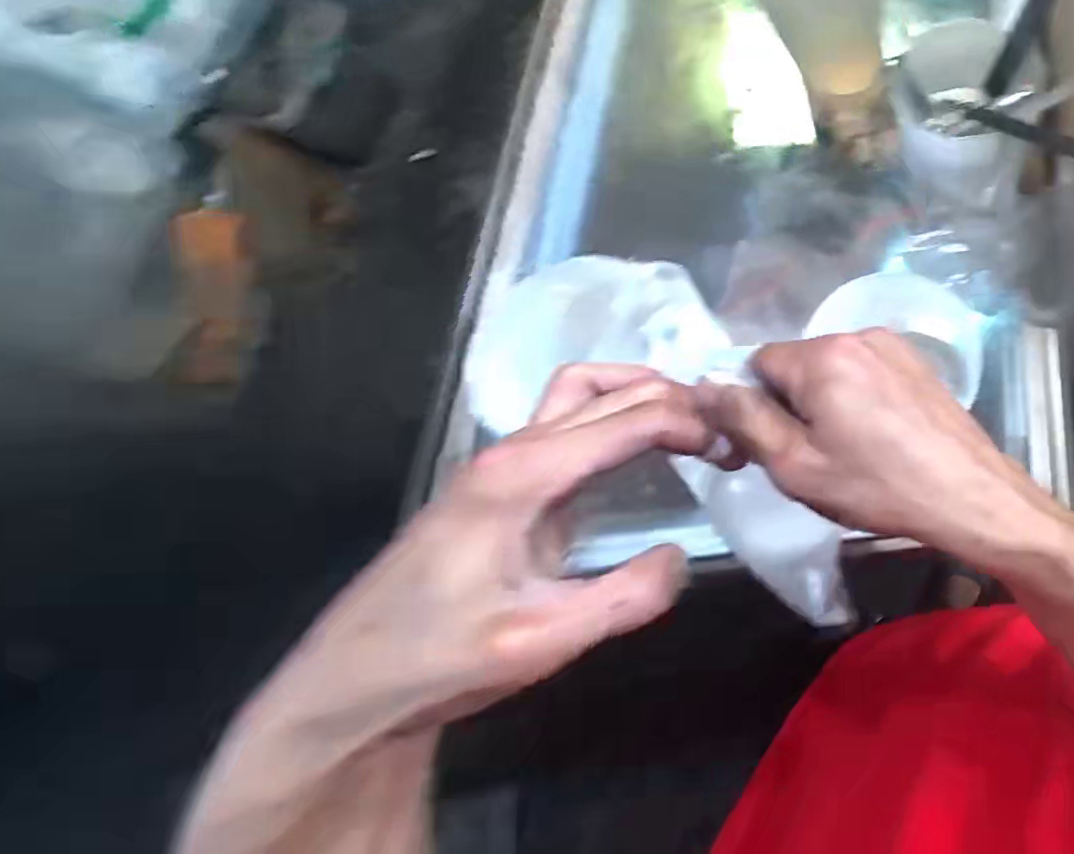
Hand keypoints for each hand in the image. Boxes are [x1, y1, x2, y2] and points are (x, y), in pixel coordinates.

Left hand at [264, 364, 718, 738]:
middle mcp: (516, 449)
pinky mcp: (507, 475)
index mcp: (525, 475)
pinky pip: (572, 414)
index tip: (729, 452)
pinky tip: (642, 440)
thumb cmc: (438, 661)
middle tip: (724, 436)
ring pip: (585, 386)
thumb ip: (624, 599)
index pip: (630, 417)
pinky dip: (618, 408)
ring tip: (690, 421)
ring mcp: (506, 457)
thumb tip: (681, 554)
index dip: (690, 424)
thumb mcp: (541, 644)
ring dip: (643, 390)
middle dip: (678, 401)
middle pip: (613, 389)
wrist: (344, 686)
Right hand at [694, 331, 1053, 559]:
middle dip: (793, 402)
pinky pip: (867, 370)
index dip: (756, 405)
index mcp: (824, 354)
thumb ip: (745, 419)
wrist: (968, 494)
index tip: (776, 445)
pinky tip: (882, 435)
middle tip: (816, 454)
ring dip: (828, 400)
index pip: (757, 363)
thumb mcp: (796, 465)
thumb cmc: (877, 486)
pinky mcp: (918, 361)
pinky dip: (860, 396)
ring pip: (833, 368)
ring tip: (853, 448)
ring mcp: (894, 345)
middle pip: (797, 363)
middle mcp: (858, 334)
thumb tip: (708, 384)